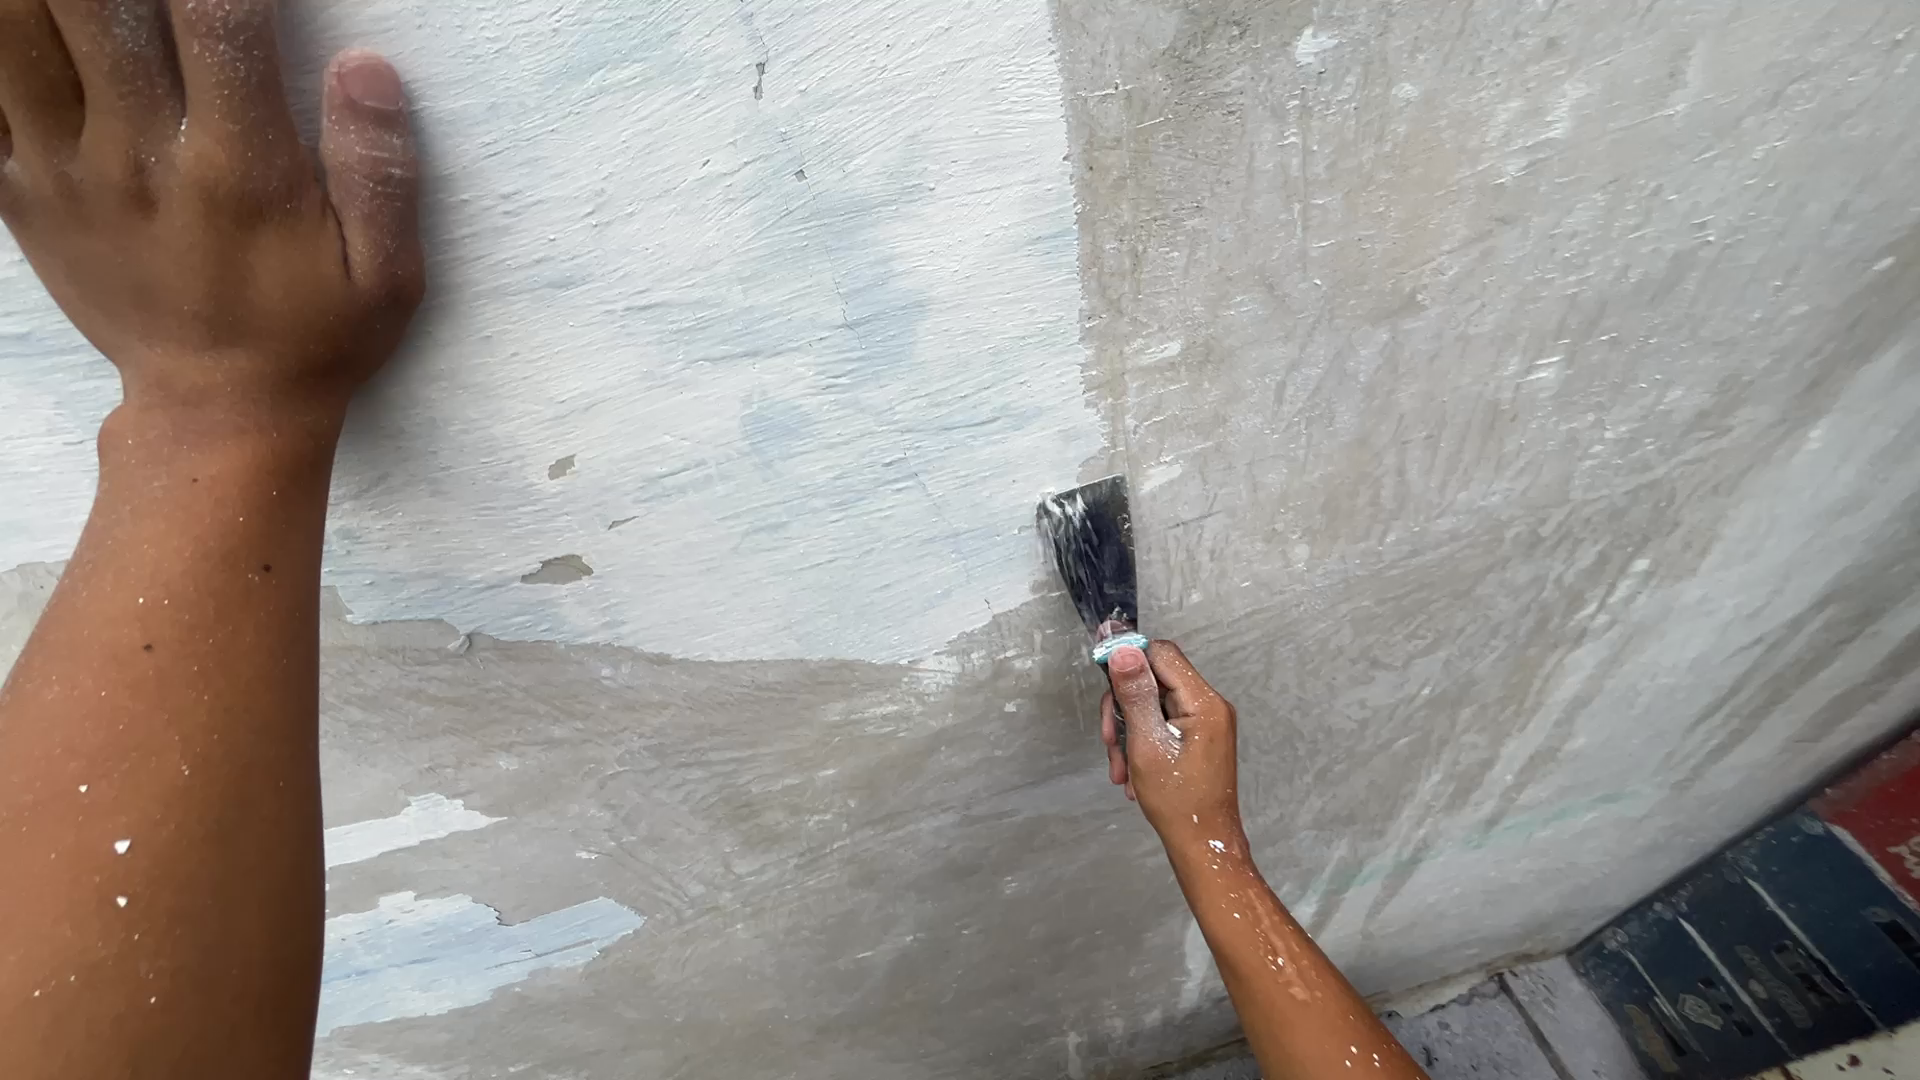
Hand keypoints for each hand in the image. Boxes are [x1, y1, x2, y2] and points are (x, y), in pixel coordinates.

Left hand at [0, 1, 422, 428]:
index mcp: (246, 172)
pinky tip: (42, 27)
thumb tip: (369, 68)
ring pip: (19, 18)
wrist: (222, 404)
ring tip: (107, 5)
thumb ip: (382, 176)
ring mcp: (63, 161)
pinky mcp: (16, 178)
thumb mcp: (389, 277)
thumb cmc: (322, 337)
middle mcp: (142, 151)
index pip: (221, 23)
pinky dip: (4, 30)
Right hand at [1100, 641, 1241, 844]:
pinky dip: (1141, 740)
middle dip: (1124, 707)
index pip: (1161, 654)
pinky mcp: (1199, 736)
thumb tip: (1124, 651)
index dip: (1129, 661)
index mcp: (1203, 702)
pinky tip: (1131, 769)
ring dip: (1128, 730)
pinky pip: (1161, 722)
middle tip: (1110, 740)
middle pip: (1154, 679)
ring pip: (1152, 703)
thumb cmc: (1178, 802)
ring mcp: (1205, 721)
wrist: (1203, 846)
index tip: (1105, 683)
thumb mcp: (1147, 744)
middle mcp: (1209, 705)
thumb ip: (1135, 694)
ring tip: (1119, 765)